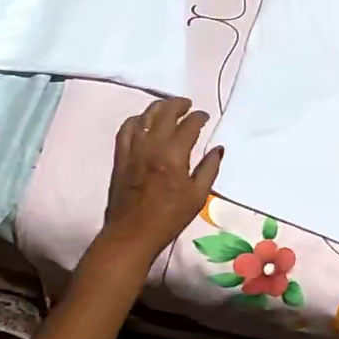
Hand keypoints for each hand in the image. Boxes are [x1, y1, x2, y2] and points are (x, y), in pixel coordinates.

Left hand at [96, 97, 223, 264]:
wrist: (132, 233)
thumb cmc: (169, 218)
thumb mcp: (197, 196)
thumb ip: (209, 169)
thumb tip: (218, 148)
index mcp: (174, 155)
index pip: (189, 124)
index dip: (199, 117)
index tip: (205, 117)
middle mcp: (152, 145)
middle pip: (165, 112)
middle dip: (179, 105)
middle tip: (188, 106)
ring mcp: (133, 149)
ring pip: (145, 116)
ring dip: (159, 108)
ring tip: (168, 108)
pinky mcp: (120, 156)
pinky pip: (126, 129)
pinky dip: (136, 120)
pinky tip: (143, 121)